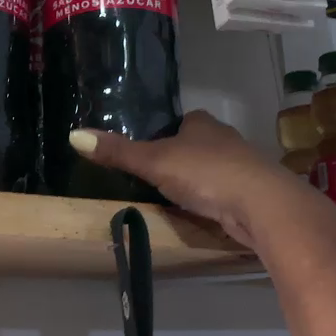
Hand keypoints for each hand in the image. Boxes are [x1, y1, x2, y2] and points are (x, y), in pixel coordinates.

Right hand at [69, 112, 308, 247]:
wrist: (261, 205)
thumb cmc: (206, 173)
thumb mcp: (153, 162)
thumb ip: (118, 152)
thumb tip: (74, 135)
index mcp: (203, 124)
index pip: (182, 122)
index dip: (167, 133)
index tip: (150, 149)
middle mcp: (226, 140)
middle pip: (198, 145)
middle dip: (182, 158)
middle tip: (156, 176)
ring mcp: (243, 168)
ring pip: (213, 170)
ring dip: (199, 182)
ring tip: (175, 197)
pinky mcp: (252, 196)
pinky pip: (224, 195)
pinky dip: (213, 202)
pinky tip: (202, 213)